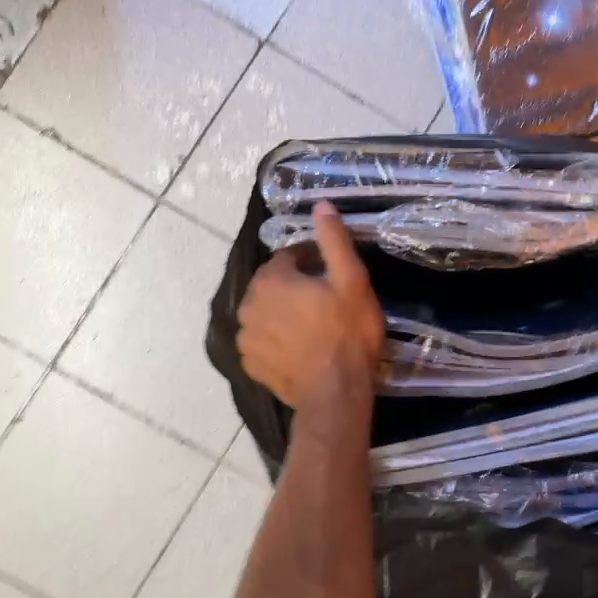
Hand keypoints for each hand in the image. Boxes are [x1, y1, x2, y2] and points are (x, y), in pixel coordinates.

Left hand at [237, 202, 383, 412]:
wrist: (335, 394)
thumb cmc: (347, 332)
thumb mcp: (351, 279)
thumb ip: (333, 239)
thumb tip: (321, 204)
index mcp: (270, 280)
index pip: (288, 256)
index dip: (313, 261)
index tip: (333, 274)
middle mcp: (247, 305)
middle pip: (274, 284)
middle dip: (296, 286)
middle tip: (327, 300)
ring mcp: (245, 339)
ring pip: (267, 313)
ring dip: (285, 313)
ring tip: (315, 326)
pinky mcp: (250, 365)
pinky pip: (263, 340)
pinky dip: (277, 339)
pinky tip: (301, 348)